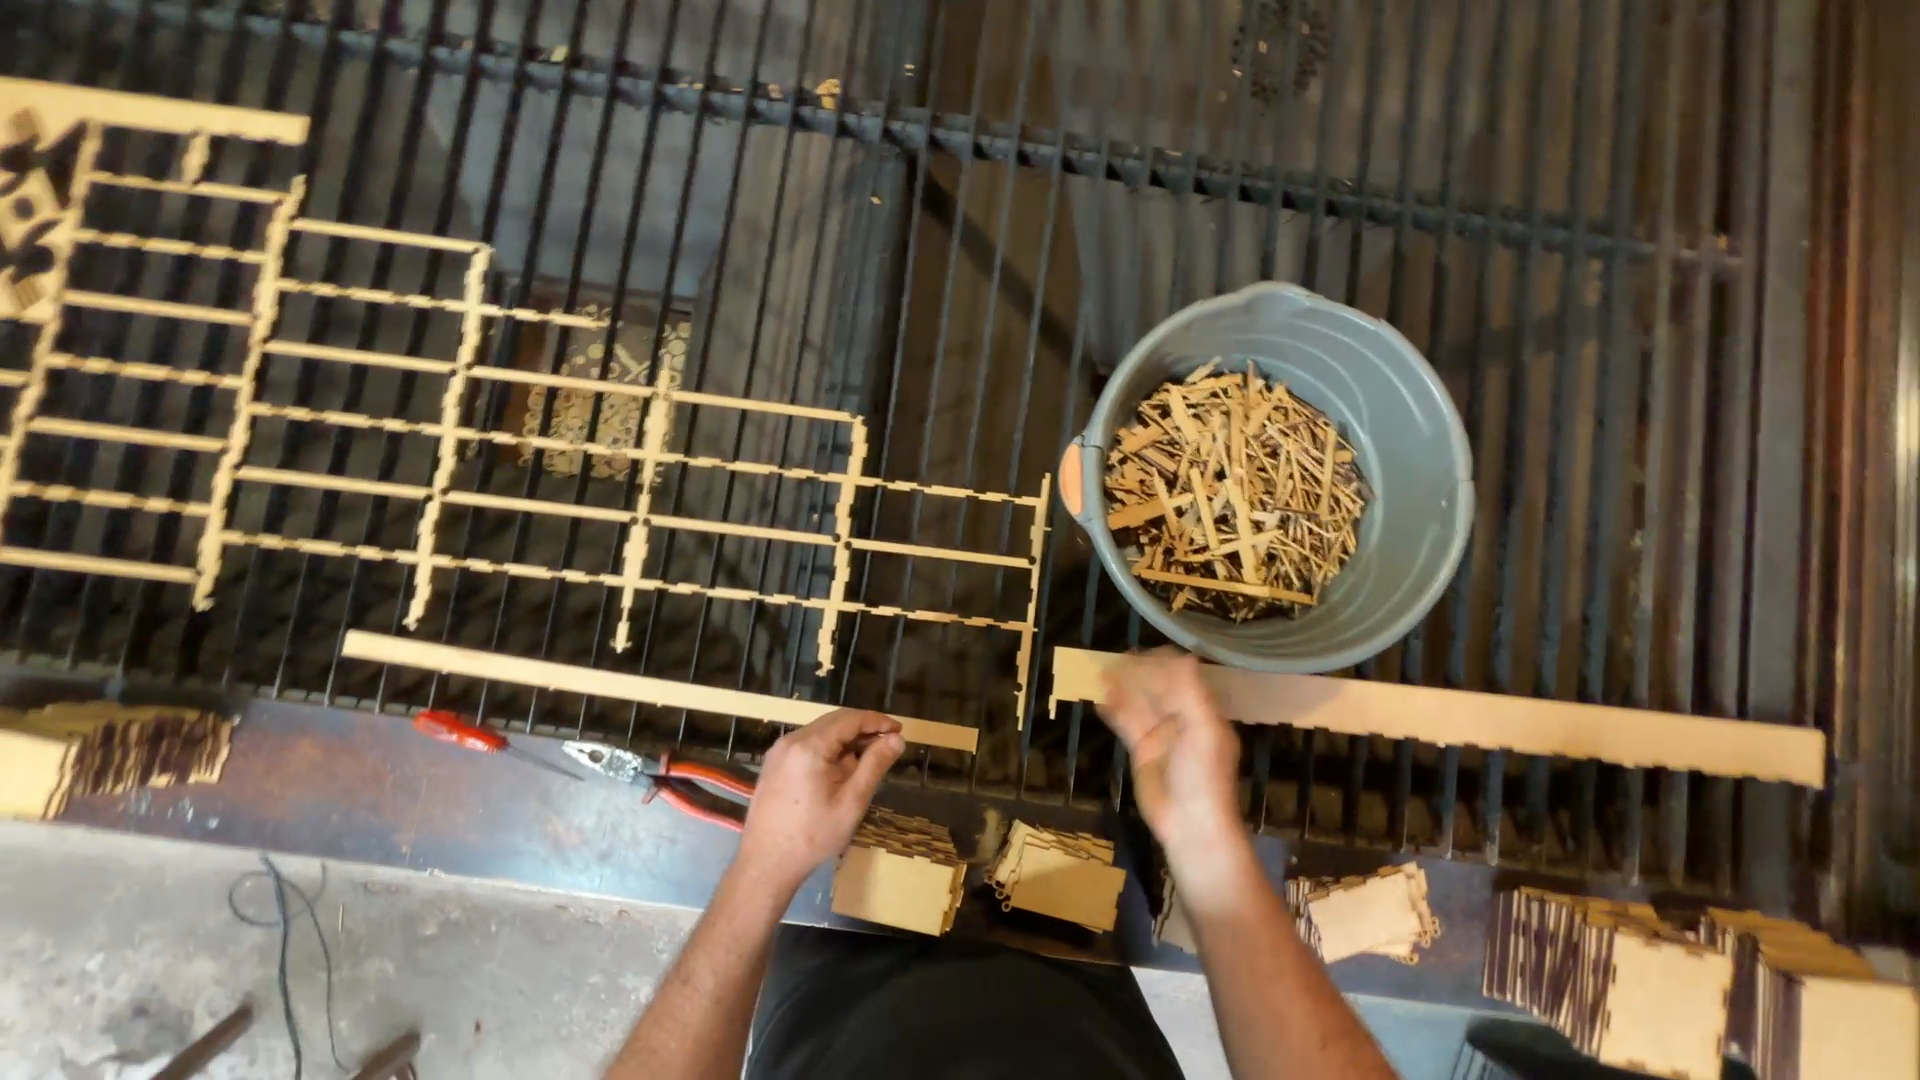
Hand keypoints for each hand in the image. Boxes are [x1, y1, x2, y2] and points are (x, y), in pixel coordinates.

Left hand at [736, 709, 905, 890]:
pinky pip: (807, 746)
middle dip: (863, 729)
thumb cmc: (813, 835)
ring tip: (868, 758)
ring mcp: (778, 752)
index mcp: (809, 745)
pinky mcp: (773, 765)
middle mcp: (790, 740)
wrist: (766, 864)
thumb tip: (897, 739)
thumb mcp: (852, 801)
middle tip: (888, 743)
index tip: (900, 730)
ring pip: (820, 733)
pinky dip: (828, 749)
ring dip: (846, 740)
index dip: (878, 721)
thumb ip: (875, 765)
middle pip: (834, 722)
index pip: (850, 718)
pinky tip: (841, 769)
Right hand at [1097, 649, 1246, 876]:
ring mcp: (1160, 734)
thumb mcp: (1203, 730)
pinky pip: (1125, 724)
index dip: (1163, 663)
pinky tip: (1099, 699)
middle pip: (1157, 686)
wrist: (1190, 824)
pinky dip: (1113, 710)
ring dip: (1122, 687)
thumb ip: (1192, 693)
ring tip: (1102, 672)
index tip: (1142, 653)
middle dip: (1138, 672)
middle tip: (1114, 659)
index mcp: (1201, 711)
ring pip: (1138, 703)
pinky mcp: (1141, 750)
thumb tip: (1185, 656)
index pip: (1182, 677)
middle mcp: (1181, 718)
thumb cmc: (1203, 775)